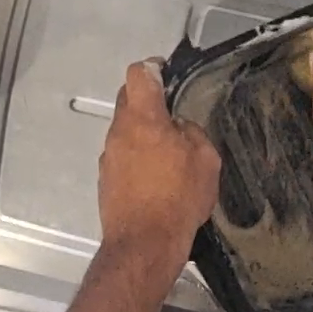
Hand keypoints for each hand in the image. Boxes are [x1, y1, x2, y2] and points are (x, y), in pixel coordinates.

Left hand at [98, 61, 220, 267]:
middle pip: (127, 99)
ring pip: (125, 130)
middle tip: (172, 113)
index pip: (139, 74)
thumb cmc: (179, 198)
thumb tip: (179, 128)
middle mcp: (119, 132)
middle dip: (148, 99)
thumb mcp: (206, 160)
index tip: (166, 73)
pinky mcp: (106, 180)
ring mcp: (108, 157)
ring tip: (168, 153)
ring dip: (143, 132)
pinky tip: (157, 178)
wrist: (145, 243)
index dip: (154, 68)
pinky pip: (122, 156)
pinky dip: (137, 158)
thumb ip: (192, 133)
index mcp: (144, 119)